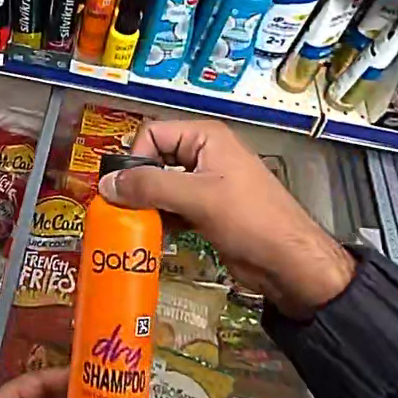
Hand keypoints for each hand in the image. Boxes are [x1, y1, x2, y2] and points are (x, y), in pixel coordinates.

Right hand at [99, 119, 354, 319]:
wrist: (291, 264)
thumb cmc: (250, 220)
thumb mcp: (197, 197)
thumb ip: (150, 186)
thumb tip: (107, 184)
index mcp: (205, 137)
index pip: (152, 134)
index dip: (135, 159)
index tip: (124, 190)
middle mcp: (204, 154)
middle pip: (154, 159)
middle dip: (138, 184)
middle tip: (122, 210)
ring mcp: (206, 183)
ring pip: (162, 186)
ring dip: (148, 204)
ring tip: (135, 225)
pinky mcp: (207, 209)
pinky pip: (173, 206)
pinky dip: (161, 219)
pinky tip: (155, 235)